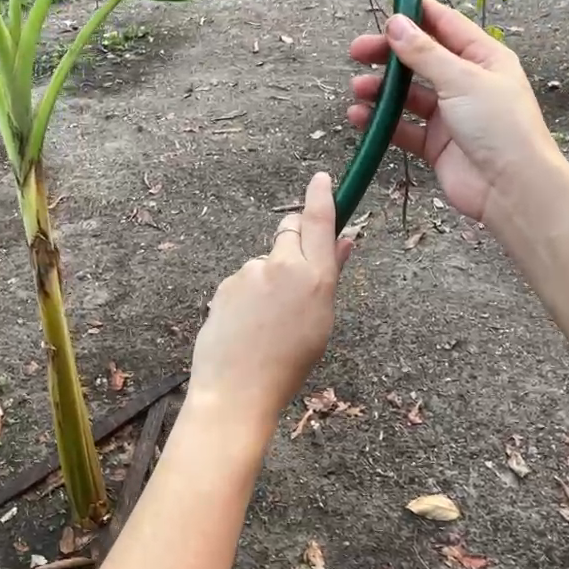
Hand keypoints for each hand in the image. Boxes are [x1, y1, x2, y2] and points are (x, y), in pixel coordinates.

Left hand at [190, 172, 353, 423]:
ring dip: (267, 276)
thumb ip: (328, 275)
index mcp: (315, 278)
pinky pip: (241, 280)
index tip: (320, 178)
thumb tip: (343, 242)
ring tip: (265, 320)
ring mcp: (249, 273)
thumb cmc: (287, 365)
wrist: (237, 389)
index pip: (319, 221)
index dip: (320, 196)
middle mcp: (282, 267)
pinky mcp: (225, 284)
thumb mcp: (320, 321)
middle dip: (292, 237)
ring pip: (263, 261)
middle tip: (293, 267)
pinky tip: (245, 324)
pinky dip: (246, 294)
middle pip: (288, 229)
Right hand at [347, 0, 560, 221]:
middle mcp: (466, 83)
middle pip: (420, 60)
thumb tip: (396, 23)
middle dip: (388, 55)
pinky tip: (359, 117)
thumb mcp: (462, 79)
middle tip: (357, 51)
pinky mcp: (435, 145)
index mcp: (483, 58)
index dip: (416, 15)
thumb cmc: (500, 127)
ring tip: (357, 90)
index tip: (384, 11)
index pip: (445, 26)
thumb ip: (424, 53)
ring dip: (381, 91)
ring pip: (407, 96)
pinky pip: (403, 128)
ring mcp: (449, 115)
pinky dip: (381, 122)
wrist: (511, 188)